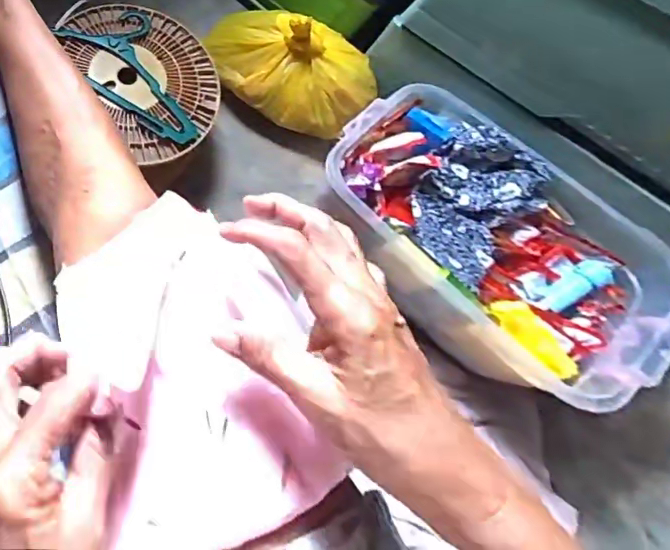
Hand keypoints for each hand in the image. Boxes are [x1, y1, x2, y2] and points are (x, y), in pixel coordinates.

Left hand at [0, 335, 113, 549]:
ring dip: (26, 371)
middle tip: (71, 357)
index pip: (48, 401)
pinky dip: (20, 396)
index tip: (104, 377)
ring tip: (65, 378)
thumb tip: (102, 399)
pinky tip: (52, 407)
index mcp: (9, 472)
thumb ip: (94, 450)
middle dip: (35, 355)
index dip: (80, 382)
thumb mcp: (87, 517)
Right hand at [215, 194, 576, 549]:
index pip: (297, 251)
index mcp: (349, 310)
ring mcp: (380, 299)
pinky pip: (354, 259)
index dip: (258, 233)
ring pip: (342, 239)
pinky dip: (328, 241)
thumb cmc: (384, 436)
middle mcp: (367, 293)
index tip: (225, 232)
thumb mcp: (319, 402)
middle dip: (285, 209)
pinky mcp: (384, 312)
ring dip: (307, 219)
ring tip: (275, 215)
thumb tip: (219, 330)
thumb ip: (269, 359)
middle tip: (248, 203)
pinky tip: (318, 255)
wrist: (449, 465)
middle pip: (324, 230)